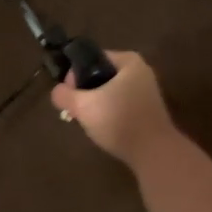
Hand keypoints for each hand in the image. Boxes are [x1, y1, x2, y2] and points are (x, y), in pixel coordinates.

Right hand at [50, 51, 180, 167]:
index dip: (75, 74)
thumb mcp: (83, 106)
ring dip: (97, 105)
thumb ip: (65, 95)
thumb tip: (57, 91)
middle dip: (86, 92)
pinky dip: (111, 114)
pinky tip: (104, 129)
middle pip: (102, 76)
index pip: (93, 58)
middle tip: (76, 110)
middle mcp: (141, 72)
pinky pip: (122, 106)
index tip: (68, 94)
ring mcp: (147, 92)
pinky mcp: (148, 111)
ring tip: (88, 121)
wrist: (154, 153)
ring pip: (111, 93)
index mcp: (128, 61)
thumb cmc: (119, 121)